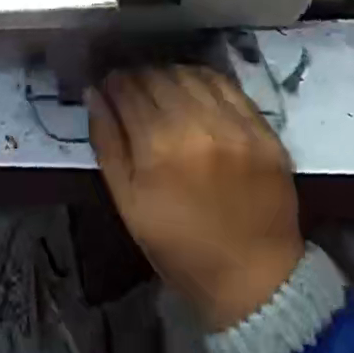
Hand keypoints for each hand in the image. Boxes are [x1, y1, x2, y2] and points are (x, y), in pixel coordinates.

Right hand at [88, 66, 304, 330]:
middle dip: (139, 77)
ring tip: (164, 87)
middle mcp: (196, 126)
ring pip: (190, 74)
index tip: (110, 85)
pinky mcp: (260, 127)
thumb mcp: (128, 204)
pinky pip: (226, 84)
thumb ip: (107, 143)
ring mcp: (233, 124)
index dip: (114, 83)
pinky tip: (195, 88)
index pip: (127, 90)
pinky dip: (203, 79)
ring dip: (169, 75)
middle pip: (157, 77)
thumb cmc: (180, 246)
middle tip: (135, 88)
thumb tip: (93, 94)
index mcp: (157, 147)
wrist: (252, 278)